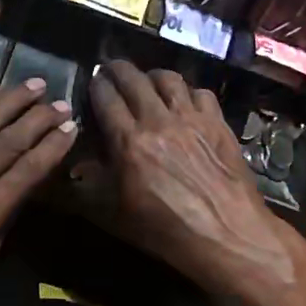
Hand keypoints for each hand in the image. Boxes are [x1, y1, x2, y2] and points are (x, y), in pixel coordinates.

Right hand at [86, 61, 298, 297]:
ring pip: (168, 78)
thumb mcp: (117, 215)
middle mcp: (158, 121)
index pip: (105, 97)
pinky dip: (188, 92)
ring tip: (147, 80)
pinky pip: (201, 93)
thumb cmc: (167, 231)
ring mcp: (191, 119)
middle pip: (133, 78)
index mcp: (128, 142)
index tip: (92, 81)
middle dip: (117, 68)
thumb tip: (77, 166)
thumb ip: (92, 184)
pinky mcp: (217, 123)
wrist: (229, 236)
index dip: (95, 84)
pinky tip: (184, 101)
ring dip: (152, 75)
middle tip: (111, 69)